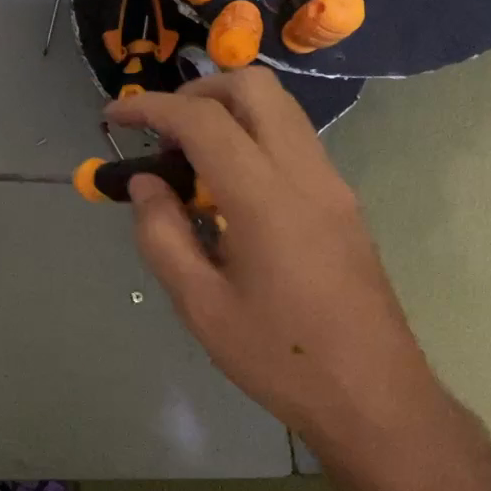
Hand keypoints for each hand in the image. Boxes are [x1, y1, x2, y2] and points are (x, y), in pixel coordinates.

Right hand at [105, 68, 448, 459]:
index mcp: (265, 198)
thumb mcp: (199, 303)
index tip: (112, 117)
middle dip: (197, 91)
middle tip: (159, 129)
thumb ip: (162, 233)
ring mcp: (332, 187)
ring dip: (225, 112)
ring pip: (279, 109)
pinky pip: (291, 141)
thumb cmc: (279, 357)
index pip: (202, 120)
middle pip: (253, 88)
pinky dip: (249, 138)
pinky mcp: (342, 204)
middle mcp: (306, 176)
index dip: (150, 107)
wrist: (377, 402)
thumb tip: (147, 183)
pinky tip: (223, 189)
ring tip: (185, 160)